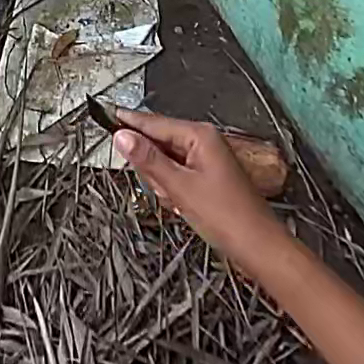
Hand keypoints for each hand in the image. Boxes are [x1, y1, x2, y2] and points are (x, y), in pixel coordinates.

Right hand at [113, 109, 291, 277]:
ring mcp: (206, 158)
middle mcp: (204, 141)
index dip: (128, 123)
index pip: (153, 123)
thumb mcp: (179, 187)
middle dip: (151, 166)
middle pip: (158, 142)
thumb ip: (147, 160)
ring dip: (162, 181)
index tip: (105, 116)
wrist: (259, 247)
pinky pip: (176, 173)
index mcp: (199, 135)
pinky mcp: (206, 174)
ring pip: (165, 160)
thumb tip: (122, 136)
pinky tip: (181, 204)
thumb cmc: (227, 217)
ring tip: (176, 200)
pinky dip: (172, 187)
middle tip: (161, 187)